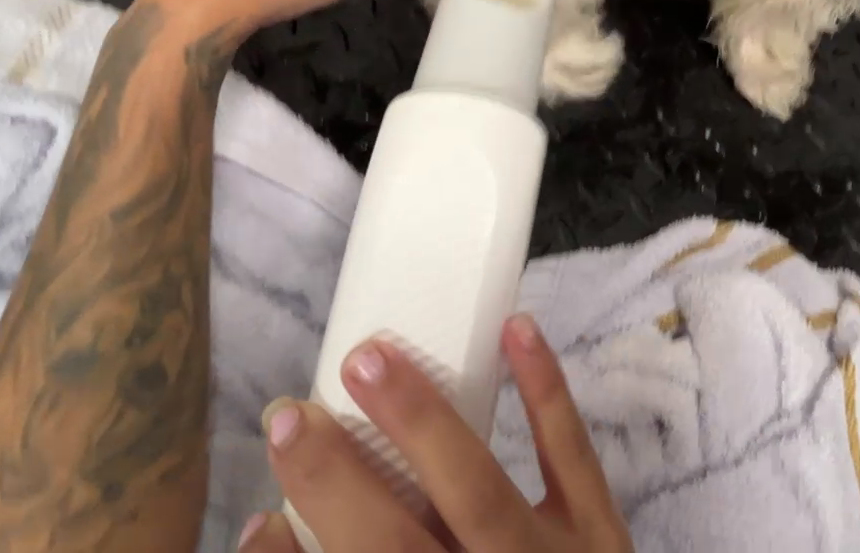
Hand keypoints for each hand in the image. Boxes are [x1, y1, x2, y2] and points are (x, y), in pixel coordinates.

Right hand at [238, 315, 632, 552]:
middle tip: (291, 413)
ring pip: (478, 487)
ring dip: (419, 420)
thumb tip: (272, 526)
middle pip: (399, 541)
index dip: (296, 550)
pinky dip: (543, 387)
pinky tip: (515, 328)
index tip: (260, 502)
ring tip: (370, 359)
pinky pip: (569, 450)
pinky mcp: (599, 525)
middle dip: (340, 479)